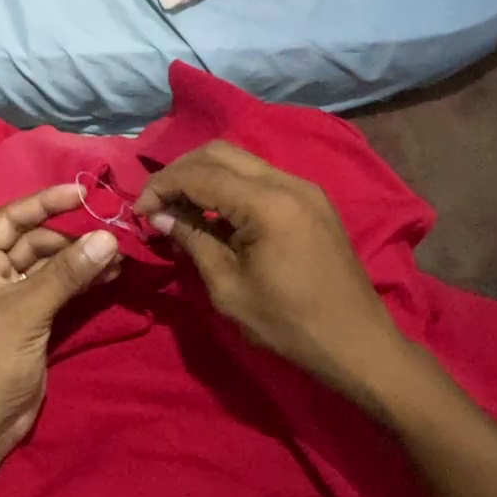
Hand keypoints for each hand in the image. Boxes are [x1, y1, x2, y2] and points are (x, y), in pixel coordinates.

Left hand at [0, 183, 120, 462]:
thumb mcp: (26, 312)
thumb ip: (66, 273)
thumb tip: (107, 238)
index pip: (11, 219)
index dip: (45, 203)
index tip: (82, 193)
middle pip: (34, 242)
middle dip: (71, 239)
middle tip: (112, 238)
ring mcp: (9, 297)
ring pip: (49, 267)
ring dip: (80, 261)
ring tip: (118, 258)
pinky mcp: (28, 319)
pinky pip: (56, 290)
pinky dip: (79, 283)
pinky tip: (109, 276)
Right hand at [135, 141, 410, 409]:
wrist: (358, 345)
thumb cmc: (288, 324)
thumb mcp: (227, 288)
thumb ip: (192, 240)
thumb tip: (158, 215)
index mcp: (268, 204)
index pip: (199, 174)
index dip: (161, 186)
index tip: (138, 211)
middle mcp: (288, 182)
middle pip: (218, 152)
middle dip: (179, 172)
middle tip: (156, 203)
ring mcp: (304, 188)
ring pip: (239, 159)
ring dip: (203, 175)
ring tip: (179, 207)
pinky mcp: (311, 200)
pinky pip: (259, 176)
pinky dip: (228, 185)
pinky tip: (213, 214)